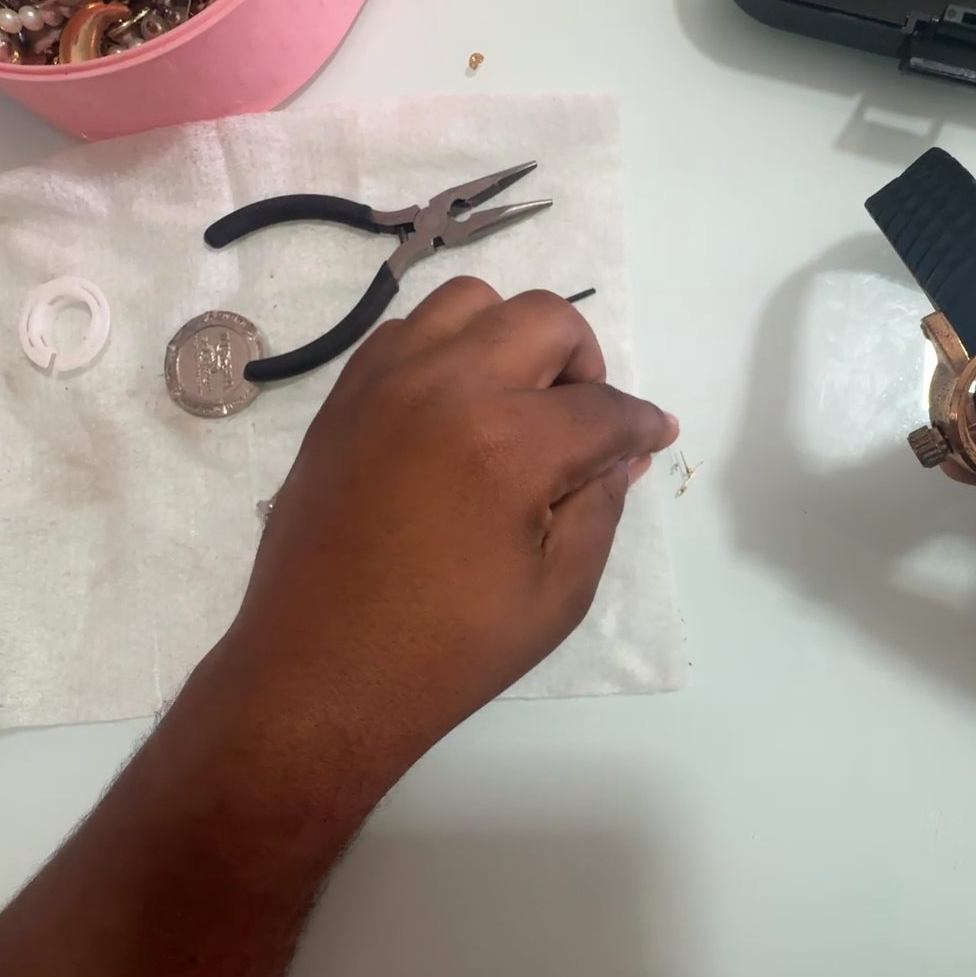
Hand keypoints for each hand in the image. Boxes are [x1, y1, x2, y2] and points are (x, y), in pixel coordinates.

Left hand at [211, 277, 677, 770]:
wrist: (320, 673)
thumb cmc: (447, 650)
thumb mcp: (557, 593)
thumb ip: (601, 507)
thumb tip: (622, 455)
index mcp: (508, 444)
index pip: (603, 409)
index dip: (642, 423)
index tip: (655, 434)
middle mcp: (445, 387)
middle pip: (545, 319)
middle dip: (585, 363)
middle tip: (582, 421)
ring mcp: (384, 384)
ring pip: (470, 303)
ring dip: (512, 340)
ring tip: (515, 404)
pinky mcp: (344, 399)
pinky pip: (408, 333)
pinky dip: (448, 352)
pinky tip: (453, 411)